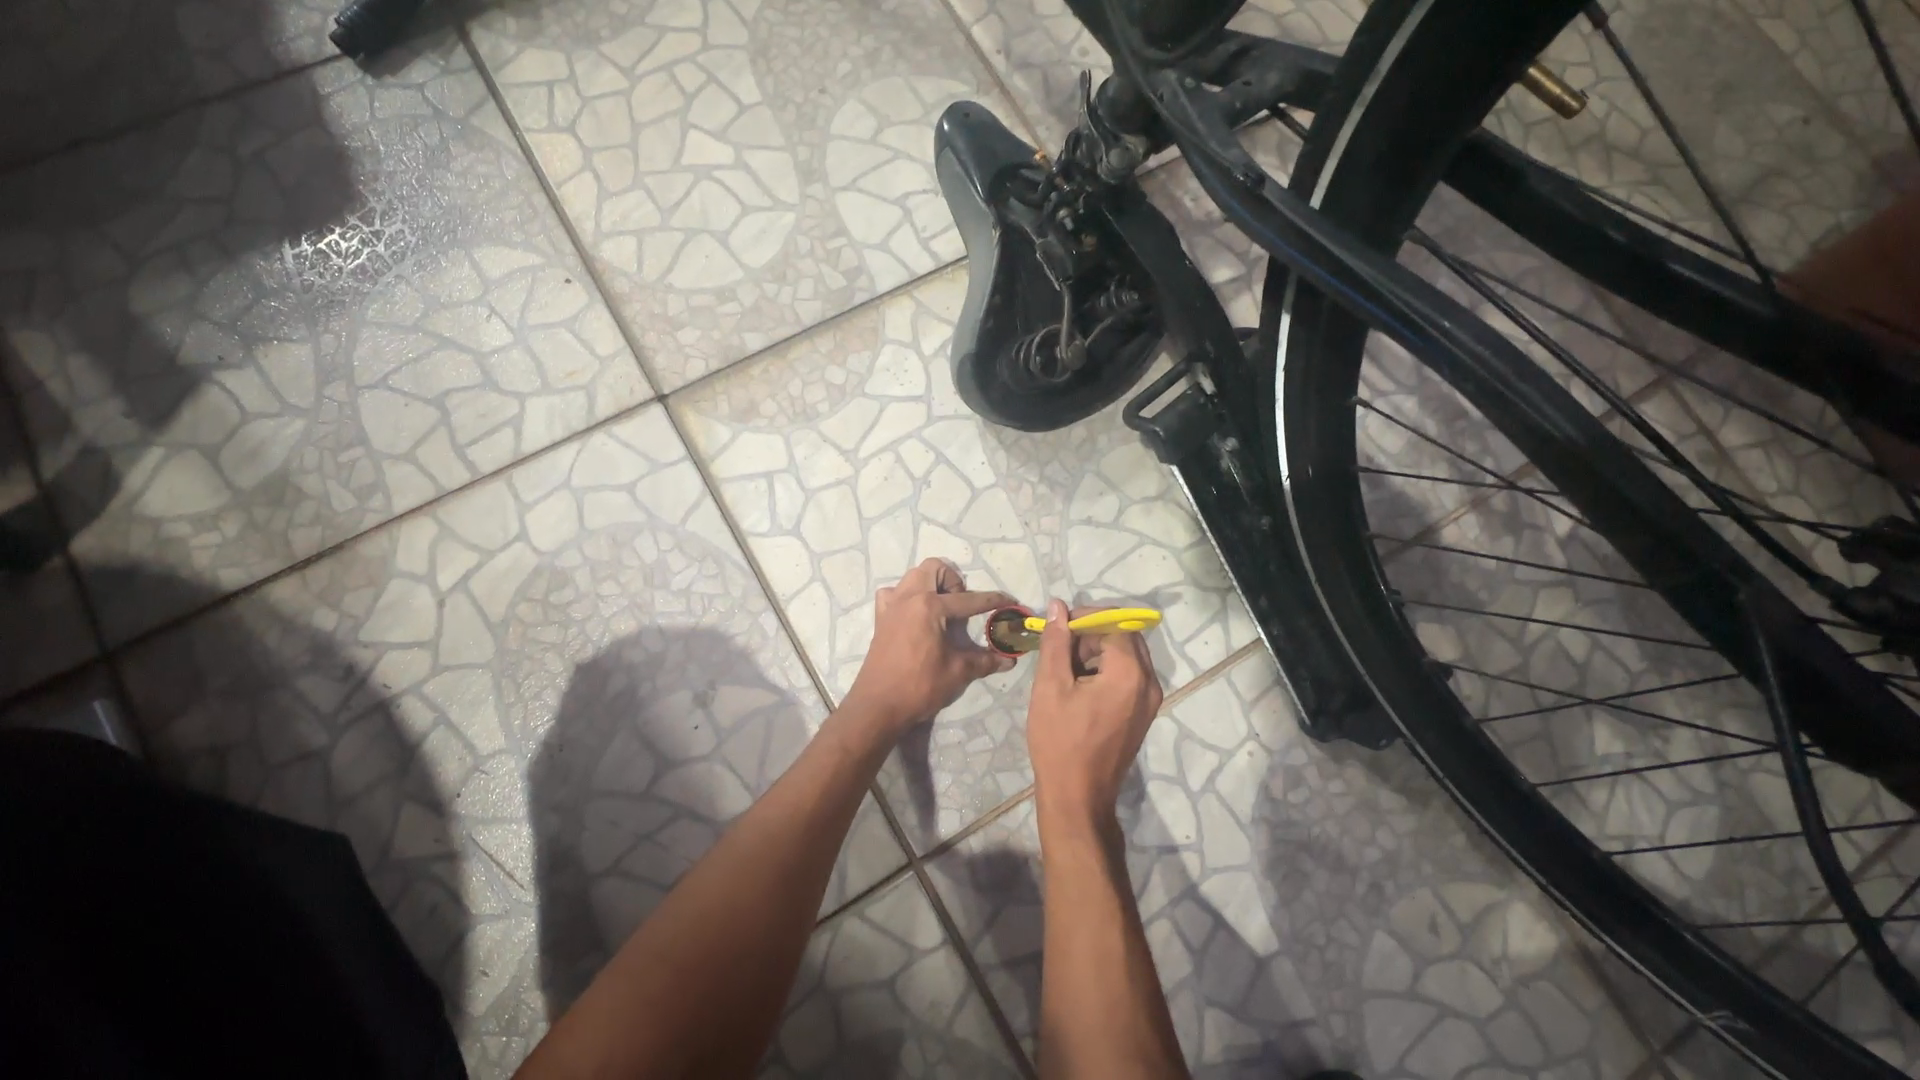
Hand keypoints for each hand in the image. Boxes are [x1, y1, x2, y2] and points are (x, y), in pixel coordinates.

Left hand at [842, 558, 1015, 733]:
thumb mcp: (958, 672)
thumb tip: (1009, 660)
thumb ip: (985, 661)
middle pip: (934, 568)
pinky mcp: (880, 619)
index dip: (993, 601)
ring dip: (930, 584)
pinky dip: (907, 597)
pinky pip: (893, 594)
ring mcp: (891, 606)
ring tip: (942, 609)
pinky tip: (916, 617)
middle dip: (954, 580)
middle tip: (963, 605)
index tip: (1010, 602)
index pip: (969, 599)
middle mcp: (908, 597)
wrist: (878, 706)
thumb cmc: (919, 687)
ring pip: (912, 576)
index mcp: (929, 606)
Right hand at [1026, 599, 1163, 821]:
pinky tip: (1079, 686)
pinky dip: (1107, 670)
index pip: (1114, 623)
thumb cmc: (1060, 741)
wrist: (1077, 796)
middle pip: (1125, 636)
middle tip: (1060, 646)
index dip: (1085, 617)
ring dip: (1098, 651)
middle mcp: (1149, 682)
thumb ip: (1056, 642)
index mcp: (1130, 673)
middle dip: (1092, 633)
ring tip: (1065, 667)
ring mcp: (1150, 700)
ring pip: (1128, 656)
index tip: (1058, 626)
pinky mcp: (1143, 713)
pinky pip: (1130, 676)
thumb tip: (1058, 606)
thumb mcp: (1051, 687)